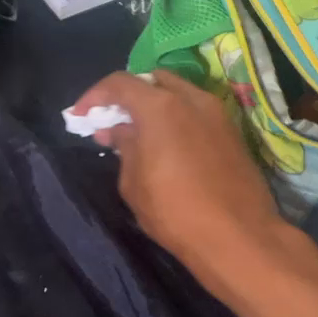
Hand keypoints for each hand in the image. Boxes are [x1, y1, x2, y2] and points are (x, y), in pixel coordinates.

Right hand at [70, 70, 290, 284]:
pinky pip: (194, 111)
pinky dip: (173, 117)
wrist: (236, 235)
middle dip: (126, 96)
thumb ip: (124, 146)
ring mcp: (217, 113)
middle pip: (152, 81)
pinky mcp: (231, 131)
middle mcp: (192, 100)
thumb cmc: (173, 210)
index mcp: (160, 108)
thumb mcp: (133, 182)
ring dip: (152, 106)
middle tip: (110, 122)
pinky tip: (162, 144)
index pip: (120, 83)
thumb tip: (119, 130)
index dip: (94, 97)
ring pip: (177, 93)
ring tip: (135, 134)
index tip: (80, 117)